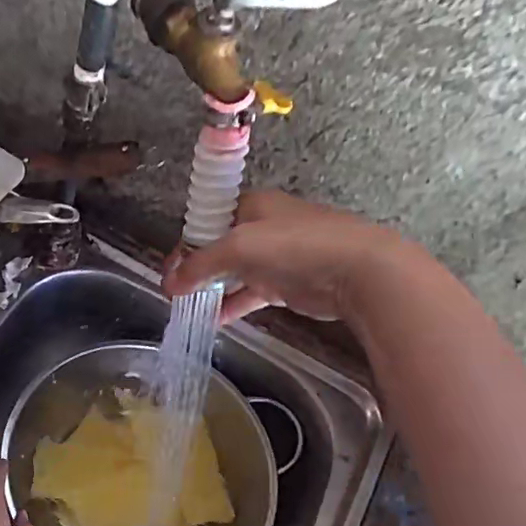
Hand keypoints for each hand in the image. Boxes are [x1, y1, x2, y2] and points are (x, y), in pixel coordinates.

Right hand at [161, 190, 405, 323]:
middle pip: (218, 248)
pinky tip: (213, 320)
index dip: (185, 244)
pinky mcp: (286, 285)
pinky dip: (232, 305)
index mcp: (251, 206)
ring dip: (212, 290)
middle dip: (195, 269)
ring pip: (234, 273)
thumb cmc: (295, 246)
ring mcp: (275, 258)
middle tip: (175, 292)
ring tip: (188, 308)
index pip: (207, 222)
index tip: (168, 270)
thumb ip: (200, 264)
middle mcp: (262, 228)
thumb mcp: (237, 247)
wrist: (357, 270)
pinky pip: (250, 294)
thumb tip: (170, 283)